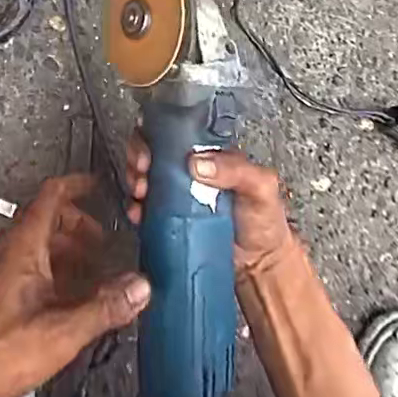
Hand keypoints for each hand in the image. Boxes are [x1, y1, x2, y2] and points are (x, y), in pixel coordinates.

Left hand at [0, 174, 150, 396]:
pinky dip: (54, 268)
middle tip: (101, 237)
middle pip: (48, 216)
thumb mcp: (61, 330)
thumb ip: (103, 307)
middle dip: (79, 223)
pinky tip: (67, 296)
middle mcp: (11, 248)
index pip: (52, 193)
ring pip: (40, 240)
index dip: (77, 183)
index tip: (95, 184)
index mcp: (24, 243)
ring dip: (68, 247)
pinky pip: (31, 262)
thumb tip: (136, 288)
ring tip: (91, 268)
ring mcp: (2, 267)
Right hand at [125, 128, 295, 275]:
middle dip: (138, 156)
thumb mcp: (259, 187)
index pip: (173, 130)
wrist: (260, 266)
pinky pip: (144, 206)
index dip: (153, 135)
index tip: (148, 152)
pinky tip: (138, 213)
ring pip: (143, 174)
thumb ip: (234, 170)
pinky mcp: (168, 217)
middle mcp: (186, 167)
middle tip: (142, 173)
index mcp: (206, 152)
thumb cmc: (263, 219)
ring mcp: (175, 192)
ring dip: (134, 178)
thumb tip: (196, 162)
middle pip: (150, 148)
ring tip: (140, 193)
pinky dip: (135, 206)